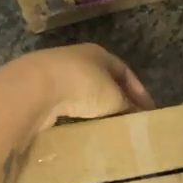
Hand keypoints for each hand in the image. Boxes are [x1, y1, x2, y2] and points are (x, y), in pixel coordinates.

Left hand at [0, 45, 153, 139]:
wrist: (34, 88)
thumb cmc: (82, 85)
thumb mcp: (113, 97)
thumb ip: (126, 104)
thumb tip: (134, 112)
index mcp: (98, 53)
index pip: (124, 72)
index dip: (139, 92)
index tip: (148, 111)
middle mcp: (77, 59)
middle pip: (103, 81)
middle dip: (116, 100)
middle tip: (127, 120)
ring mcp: (55, 74)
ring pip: (82, 94)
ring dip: (94, 109)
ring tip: (106, 127)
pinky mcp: (40, 92)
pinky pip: (65, 106)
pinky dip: (75, 116)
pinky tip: (81, 129)